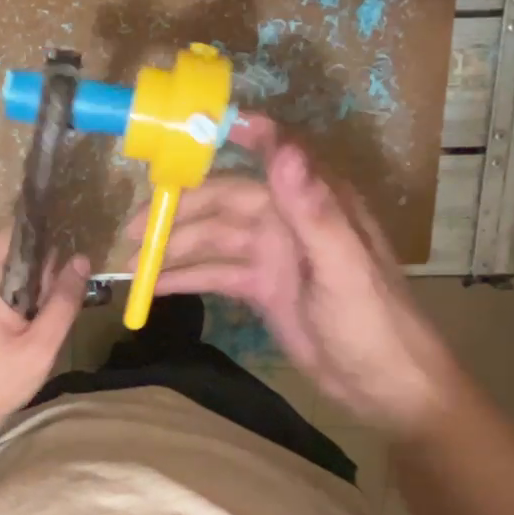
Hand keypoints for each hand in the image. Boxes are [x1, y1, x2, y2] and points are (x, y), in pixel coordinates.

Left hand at [0, 230, 87, 443]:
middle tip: (69, 290)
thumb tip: (81, 261)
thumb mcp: (39, 345)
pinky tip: (29, 327)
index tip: (74, 244)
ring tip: (53, 311)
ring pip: (2, 279)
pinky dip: (13, 304)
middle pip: (10, 256)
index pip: (14, 232)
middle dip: (42, 268)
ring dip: (29, 290)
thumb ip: (63, 301)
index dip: (46, 233)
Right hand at [130, 113, 464, 438]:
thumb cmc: (372, 323)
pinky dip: (185, 279)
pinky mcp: (263, 287)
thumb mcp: (342, 267)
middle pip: (226, 203)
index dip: (237, 137)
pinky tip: (153, 287)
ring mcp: (274, 255)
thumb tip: (283, 150)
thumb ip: (312, 210)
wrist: (383, 383)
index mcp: (316, 203)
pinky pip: (216, 274)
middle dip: (179, 210)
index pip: (275, 154)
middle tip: (132, 228)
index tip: (191, 131)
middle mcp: (290, 220)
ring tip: (130, 264)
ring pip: (214, 240)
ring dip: (174, 249)